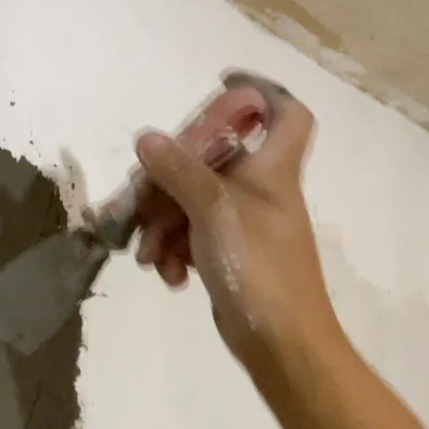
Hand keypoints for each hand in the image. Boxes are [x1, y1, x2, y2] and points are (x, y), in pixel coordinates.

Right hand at [131, 73, 338, 361]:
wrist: (281, 343)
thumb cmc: (257, 266)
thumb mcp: (213, 209)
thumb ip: (178, 170)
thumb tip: (147, 138)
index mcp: (271, 170)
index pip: (285, 114)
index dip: (260, 92)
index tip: (219, 85)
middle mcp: (259, 191)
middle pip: (211, 161)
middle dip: (168, 179)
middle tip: (143, 194)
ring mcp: (243, 225)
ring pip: (190, 202)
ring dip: (162, 224)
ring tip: (150, 252)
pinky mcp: (228, 255)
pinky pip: (190, 236)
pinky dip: (173, 249)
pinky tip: (166, 272)